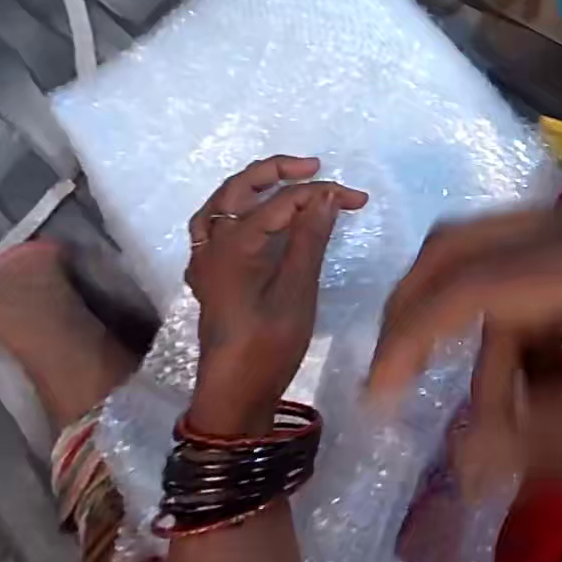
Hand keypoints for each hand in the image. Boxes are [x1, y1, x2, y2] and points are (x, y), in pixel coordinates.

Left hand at [185, 156, 367, 435]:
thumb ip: (309, 239)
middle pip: (237, 188)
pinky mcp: (210, 275)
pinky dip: (235, 210)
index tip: (356, 198)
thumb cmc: (268, 346)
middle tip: (314, 167)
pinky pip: (213, 226)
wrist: (233, 394)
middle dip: (276, 170)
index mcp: (233, 246)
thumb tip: (326, 196)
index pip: (280, 202)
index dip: (320, 194)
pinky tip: (254, 217)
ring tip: (283, 179)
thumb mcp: (297, 292)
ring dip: (250, 186)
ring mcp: (206, 260)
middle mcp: (212, 245)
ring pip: (220, 204)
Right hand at [367, 196, 561, 482]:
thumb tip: (467, 450)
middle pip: (469, 243)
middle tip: (403, 382)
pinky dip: (510, 316)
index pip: (475, 280)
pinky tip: (533, 368)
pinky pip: (534, 266)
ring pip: (498, 254)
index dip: (414, 333)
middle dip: (422, 309)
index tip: (381, 398)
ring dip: (473, 322)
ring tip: (488, 400)